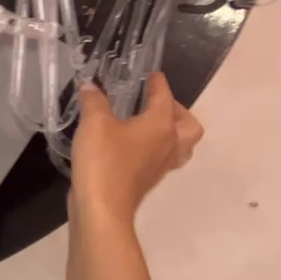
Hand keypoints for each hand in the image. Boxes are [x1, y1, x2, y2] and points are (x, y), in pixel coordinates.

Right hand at [71, 73, 203, 222]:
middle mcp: (169, 144)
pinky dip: (158, 146)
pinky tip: (135, 145)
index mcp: (160, 126)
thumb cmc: (103, 159)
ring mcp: (162, 164)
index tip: (154, 75)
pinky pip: (165, 157)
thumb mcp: (94, 122)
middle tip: (157, 103)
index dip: (159, 85)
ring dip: (173, 131)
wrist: (103, 204)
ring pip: (182, 145)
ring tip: (151, 124)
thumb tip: (91, 87)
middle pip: (189, 125)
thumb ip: (93, 101)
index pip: (165, 99)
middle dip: (178, 111)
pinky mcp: (149, 178)